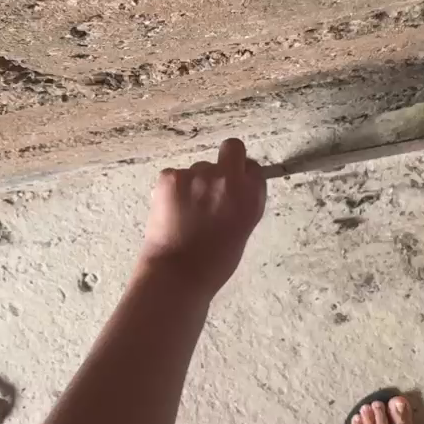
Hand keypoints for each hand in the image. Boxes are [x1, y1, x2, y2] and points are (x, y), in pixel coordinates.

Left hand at [138, 138, 266, 297]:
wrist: (178, 274)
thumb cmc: (214, 262)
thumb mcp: (243, 230)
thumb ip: (243, 202)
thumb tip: (236, 187)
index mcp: (251, 195)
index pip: (253, 167)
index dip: (242, 175)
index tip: (234, 187)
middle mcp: (228, 178)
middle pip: (232, 148)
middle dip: (226, 158)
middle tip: (213, 181)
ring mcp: (198, 174)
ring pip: (198, 166)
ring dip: (194, 182)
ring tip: (186, 212)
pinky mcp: (171, 177)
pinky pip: (174, 175)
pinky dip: (172, 189)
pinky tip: (171, 211)